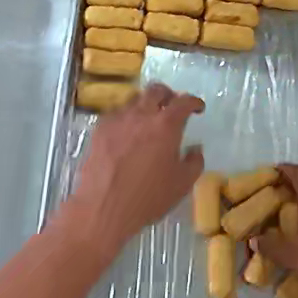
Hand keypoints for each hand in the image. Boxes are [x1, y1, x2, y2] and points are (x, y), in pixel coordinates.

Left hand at [68, 83, 204, 249]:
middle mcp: (142, 115)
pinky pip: (116, 114)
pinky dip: (126, 117)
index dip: (193, 102)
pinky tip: (126, 132)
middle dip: (168, 94)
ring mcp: (117, 120)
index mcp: (166, 125)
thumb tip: (195, 149)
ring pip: (134, 100)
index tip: (198, 108)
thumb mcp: (182, 184)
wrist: (104, 206)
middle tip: (172, 106)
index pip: (183, 102)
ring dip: (145, 105)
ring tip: (148, 118)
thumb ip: (194, 162)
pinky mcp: (99, 130)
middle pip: (156, 90)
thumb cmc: (149, 196)